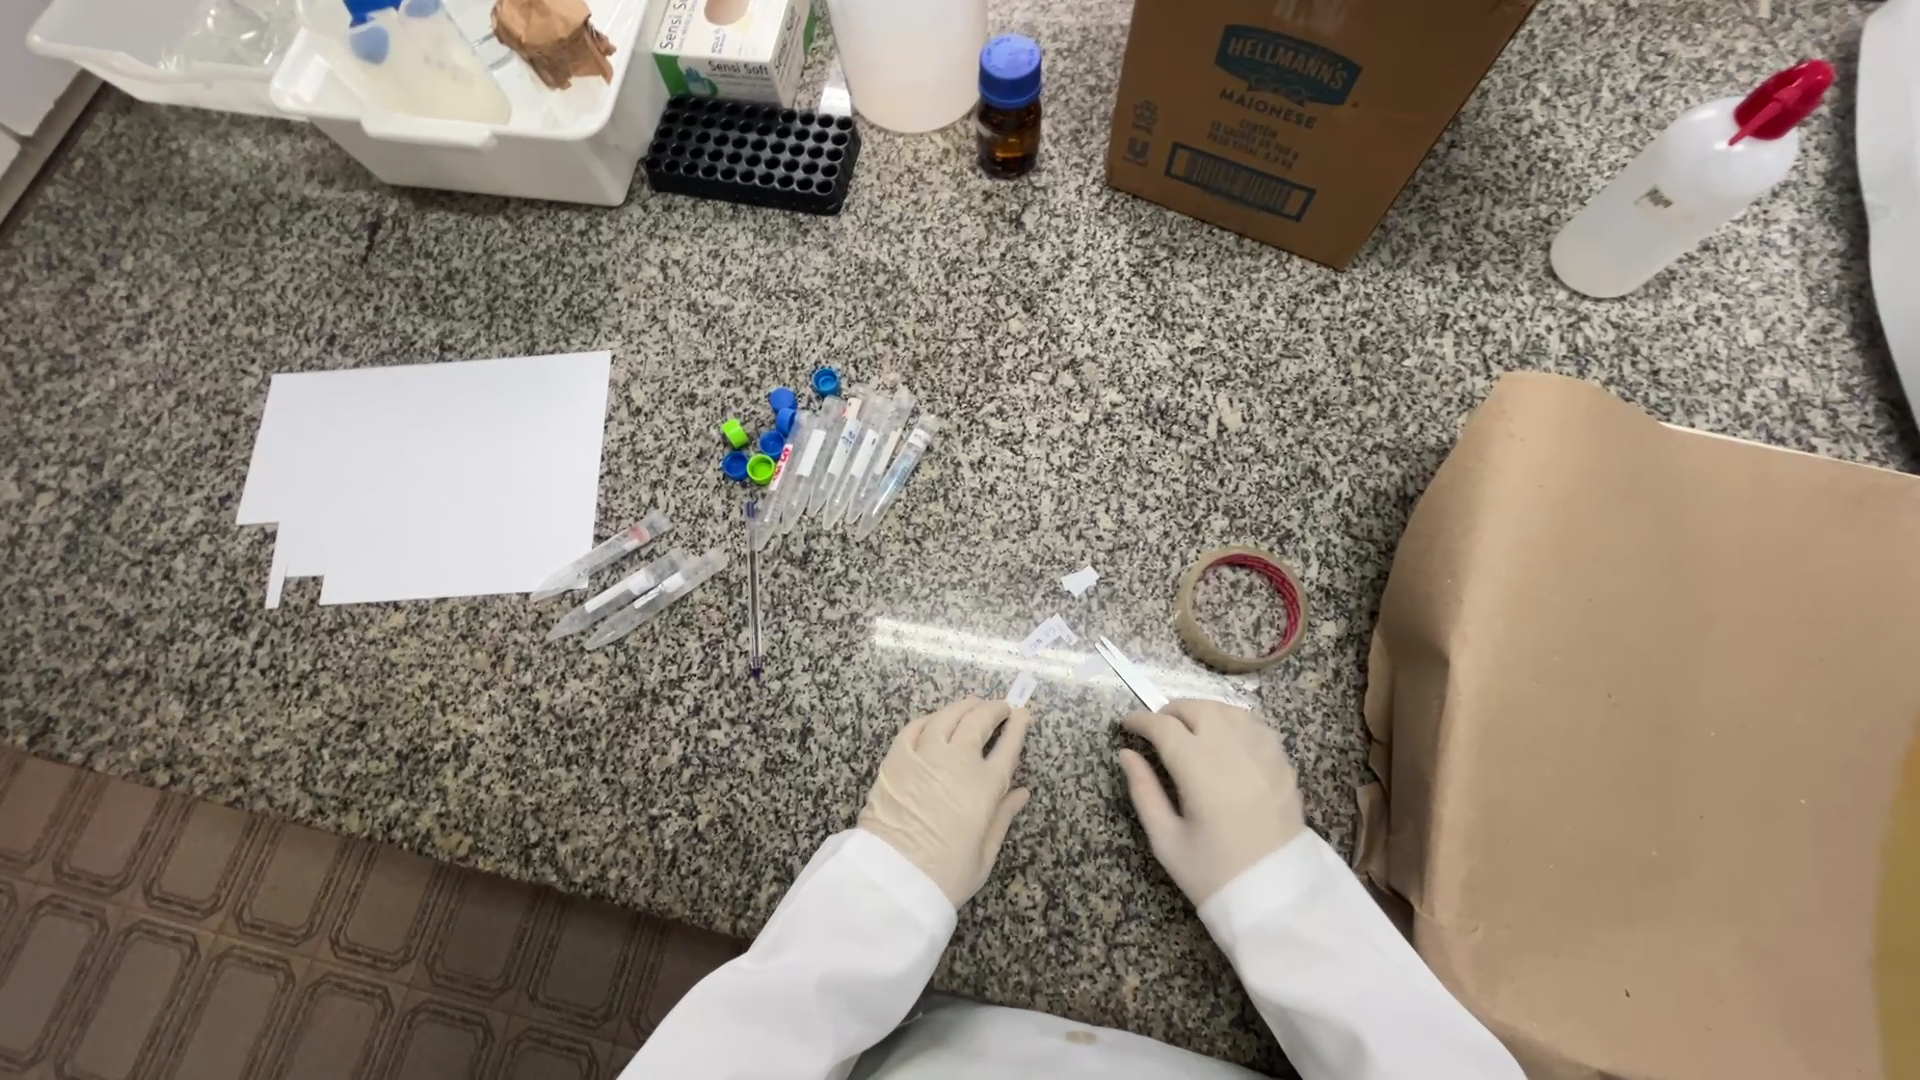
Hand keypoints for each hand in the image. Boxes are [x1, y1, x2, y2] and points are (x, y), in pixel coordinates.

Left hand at [859, 698, 1034, 907]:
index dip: (1018, 726)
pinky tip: (935, 721)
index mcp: (984, 787)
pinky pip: (915, 727)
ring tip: (972, 706)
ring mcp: (925, 755)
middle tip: (1000, 708)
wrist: (892, 877)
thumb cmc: (945, 874)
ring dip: (964, 707)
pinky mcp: (897, 758)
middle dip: (993, 710)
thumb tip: (1022, 792)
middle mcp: (958, 762)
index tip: (1024, 714)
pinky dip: (930, 719)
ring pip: (947, 716)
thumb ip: (1003, 816)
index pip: (1008, 746)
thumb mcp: (984, 854)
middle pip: (979, 721)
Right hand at [1118, 699, 1305, 904]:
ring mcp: (1263, 755)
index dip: (1141, 720)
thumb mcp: (1166, 840)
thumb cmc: (1214, 874)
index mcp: (1200, 771)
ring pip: (1227, 710)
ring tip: (1188, 730)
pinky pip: (1255, 724)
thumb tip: (1126, 755)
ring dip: (1202, 712)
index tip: (1127, 724)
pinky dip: (1233, 721)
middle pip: (1197, 709)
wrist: (1277, 899)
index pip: (1164, 728)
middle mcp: (1233, 752)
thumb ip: (1143, 791)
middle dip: (1170, 711)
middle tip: (1156, 729)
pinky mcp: (1283, 764)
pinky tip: (1224, 738)